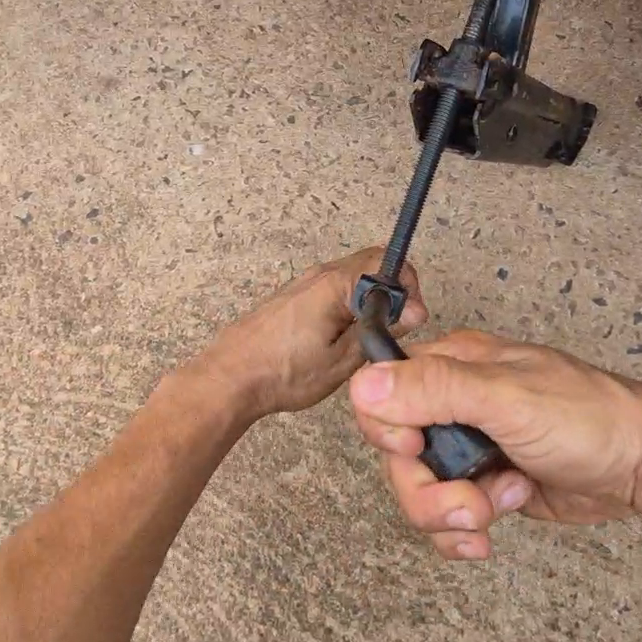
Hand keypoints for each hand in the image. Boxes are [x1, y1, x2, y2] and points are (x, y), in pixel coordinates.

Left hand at [169, 248, 425, 420]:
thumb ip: (381, 331)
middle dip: (393, 292)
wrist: (229, 379)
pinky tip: (345, 338)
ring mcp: (306, 282)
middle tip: (397, 326)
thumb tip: (412, 311)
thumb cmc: (281, 373)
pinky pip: (335, 288)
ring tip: (370, 337)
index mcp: (336, 284)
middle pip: (373, 264)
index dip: (408, 287)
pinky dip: (350, 305)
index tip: (412, 317)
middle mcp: (321, 274)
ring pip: (354, 277)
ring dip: (371, 300)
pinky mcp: (296, 296)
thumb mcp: (343, 360)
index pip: (388, 261)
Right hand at [347, 330, 641, 559]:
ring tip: (495, 508)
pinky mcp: (486, 481)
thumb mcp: (509, 399)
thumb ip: (437, 389)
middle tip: (469, 503)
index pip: (382, 393)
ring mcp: (471, 444)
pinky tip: (497, 522)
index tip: (417, 451)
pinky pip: (447, 515)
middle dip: (426, 491)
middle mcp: (457, 401)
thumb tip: (365, 384)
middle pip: (397, 454)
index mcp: (456, 364)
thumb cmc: (591, 418)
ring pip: (419, 489)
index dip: (389, 432)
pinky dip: (462, 530)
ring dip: (450, 513)